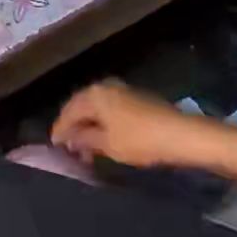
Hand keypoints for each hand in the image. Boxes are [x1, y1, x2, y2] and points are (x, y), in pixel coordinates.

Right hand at [51, 79, 213, 168]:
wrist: (181, 135)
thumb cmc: (140, 140)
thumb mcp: (108, 145)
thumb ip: (84, 139)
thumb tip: (69, 138)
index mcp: (93, 94)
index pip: (68, 112)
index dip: (60, 130)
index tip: (55, 147)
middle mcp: (104, 86)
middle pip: (81, 107)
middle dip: (74, 127)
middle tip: (71, 150)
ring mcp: (121, 90)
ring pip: (96, 108)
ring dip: (89, 126)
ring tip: (88, 148)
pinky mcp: (135, 98)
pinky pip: (109, 108)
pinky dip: (103, 122)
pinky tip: (105, 138)